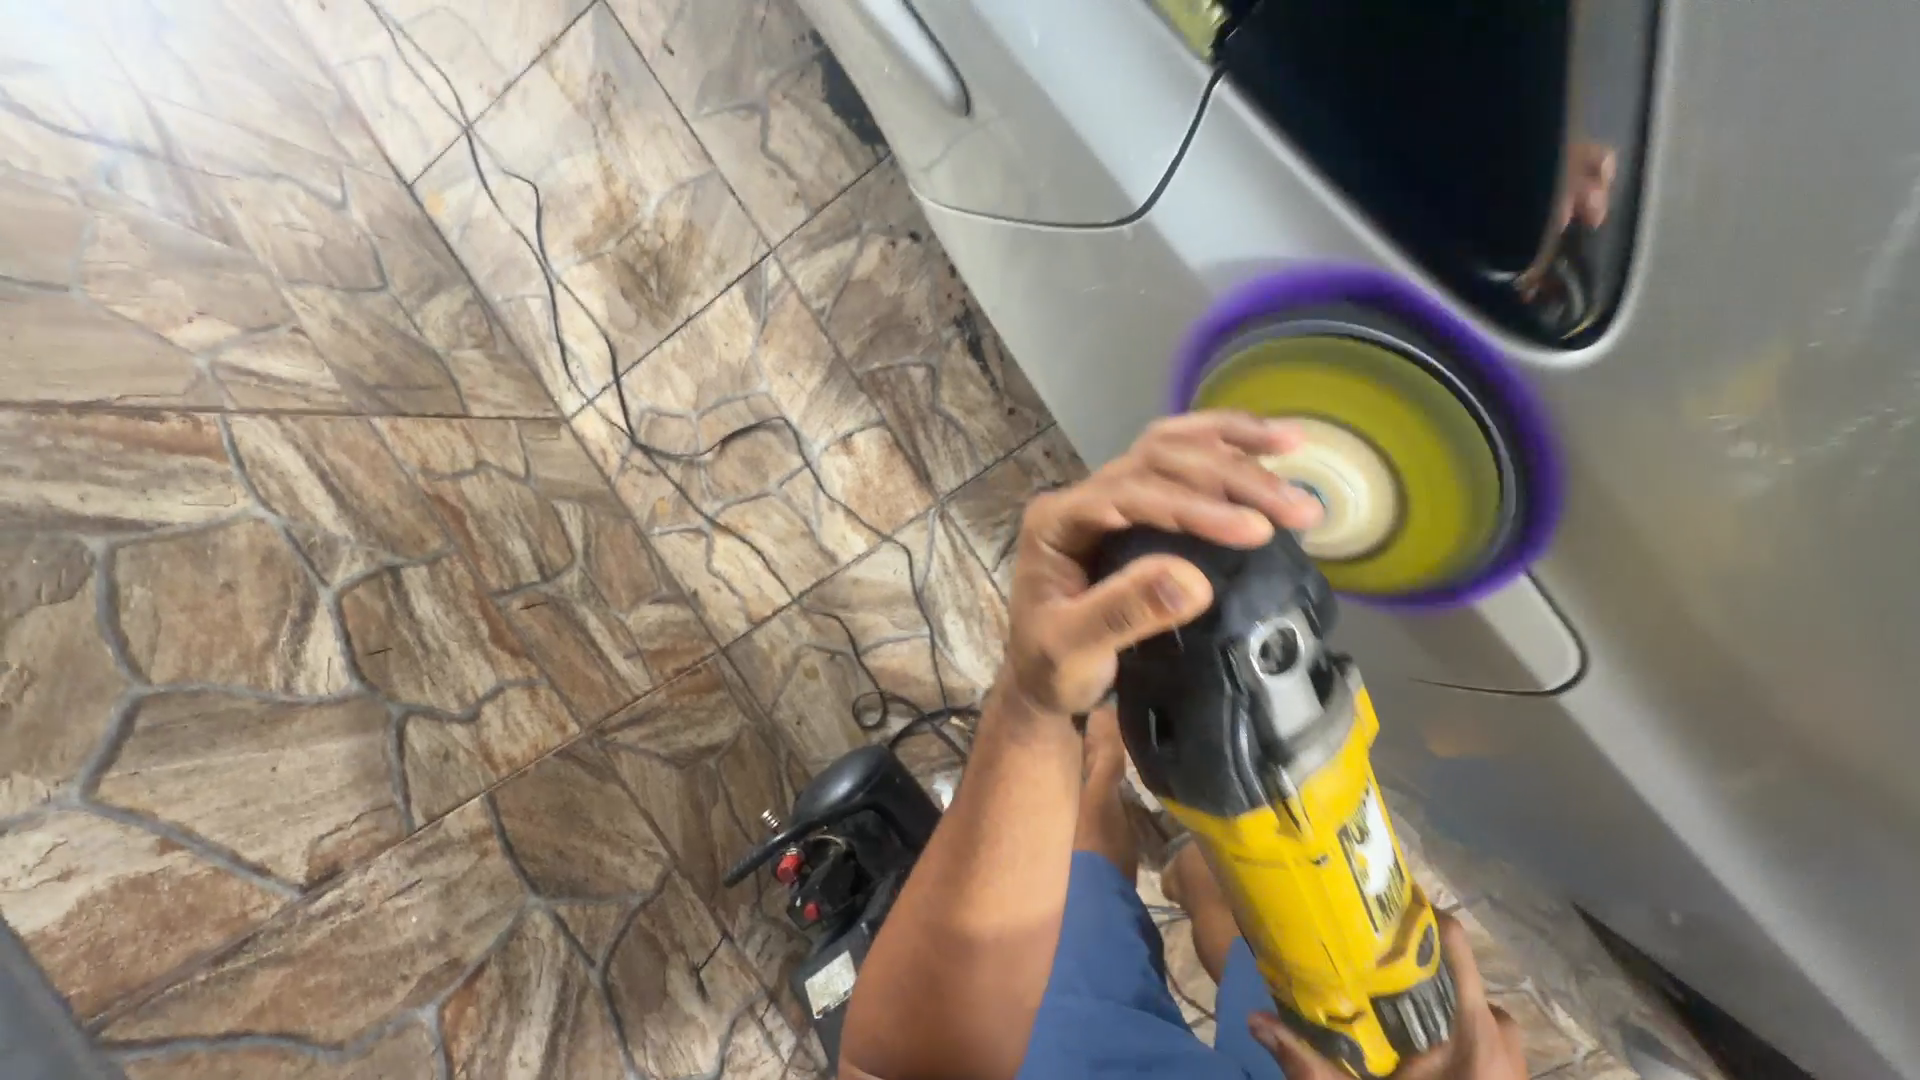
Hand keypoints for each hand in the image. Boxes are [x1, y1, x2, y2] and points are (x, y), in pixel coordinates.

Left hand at [999, 412, 1322, 716]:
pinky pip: (1178, 462)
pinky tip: (1266, 451)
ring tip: (1295, 446)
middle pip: (1157, 460)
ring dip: (1233, 445)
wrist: (1042, 677)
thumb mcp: (1074, 649)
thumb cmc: (1050, 666)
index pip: (1129, 494)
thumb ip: (1123, 612)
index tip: (1254, 531)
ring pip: (1170, 446)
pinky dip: (1223, 450)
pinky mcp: (1133, 507)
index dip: (1194, 508)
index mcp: (1056, 521)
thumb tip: (1195, 580)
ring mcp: (1107, 496)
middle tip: (1296, 508)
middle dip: (1230, 476)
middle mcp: (1081, 496)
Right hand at [1249, 914, 1528, 1079]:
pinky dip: (1468, 1046)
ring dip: (1456, 1016)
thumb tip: (1255, 1018)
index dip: (1427, 921)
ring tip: (1409, 1020)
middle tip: (1386, 977)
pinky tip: (1429, 1060)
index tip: (1389, 906)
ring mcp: (1517, 1073)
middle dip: (1434, 980)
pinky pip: (1497, 1053)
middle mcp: (1503, 1045)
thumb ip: (1310, 1062)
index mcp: (1473, 1035)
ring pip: (1490, 1022)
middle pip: (1472, 988)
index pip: (1457, 951)